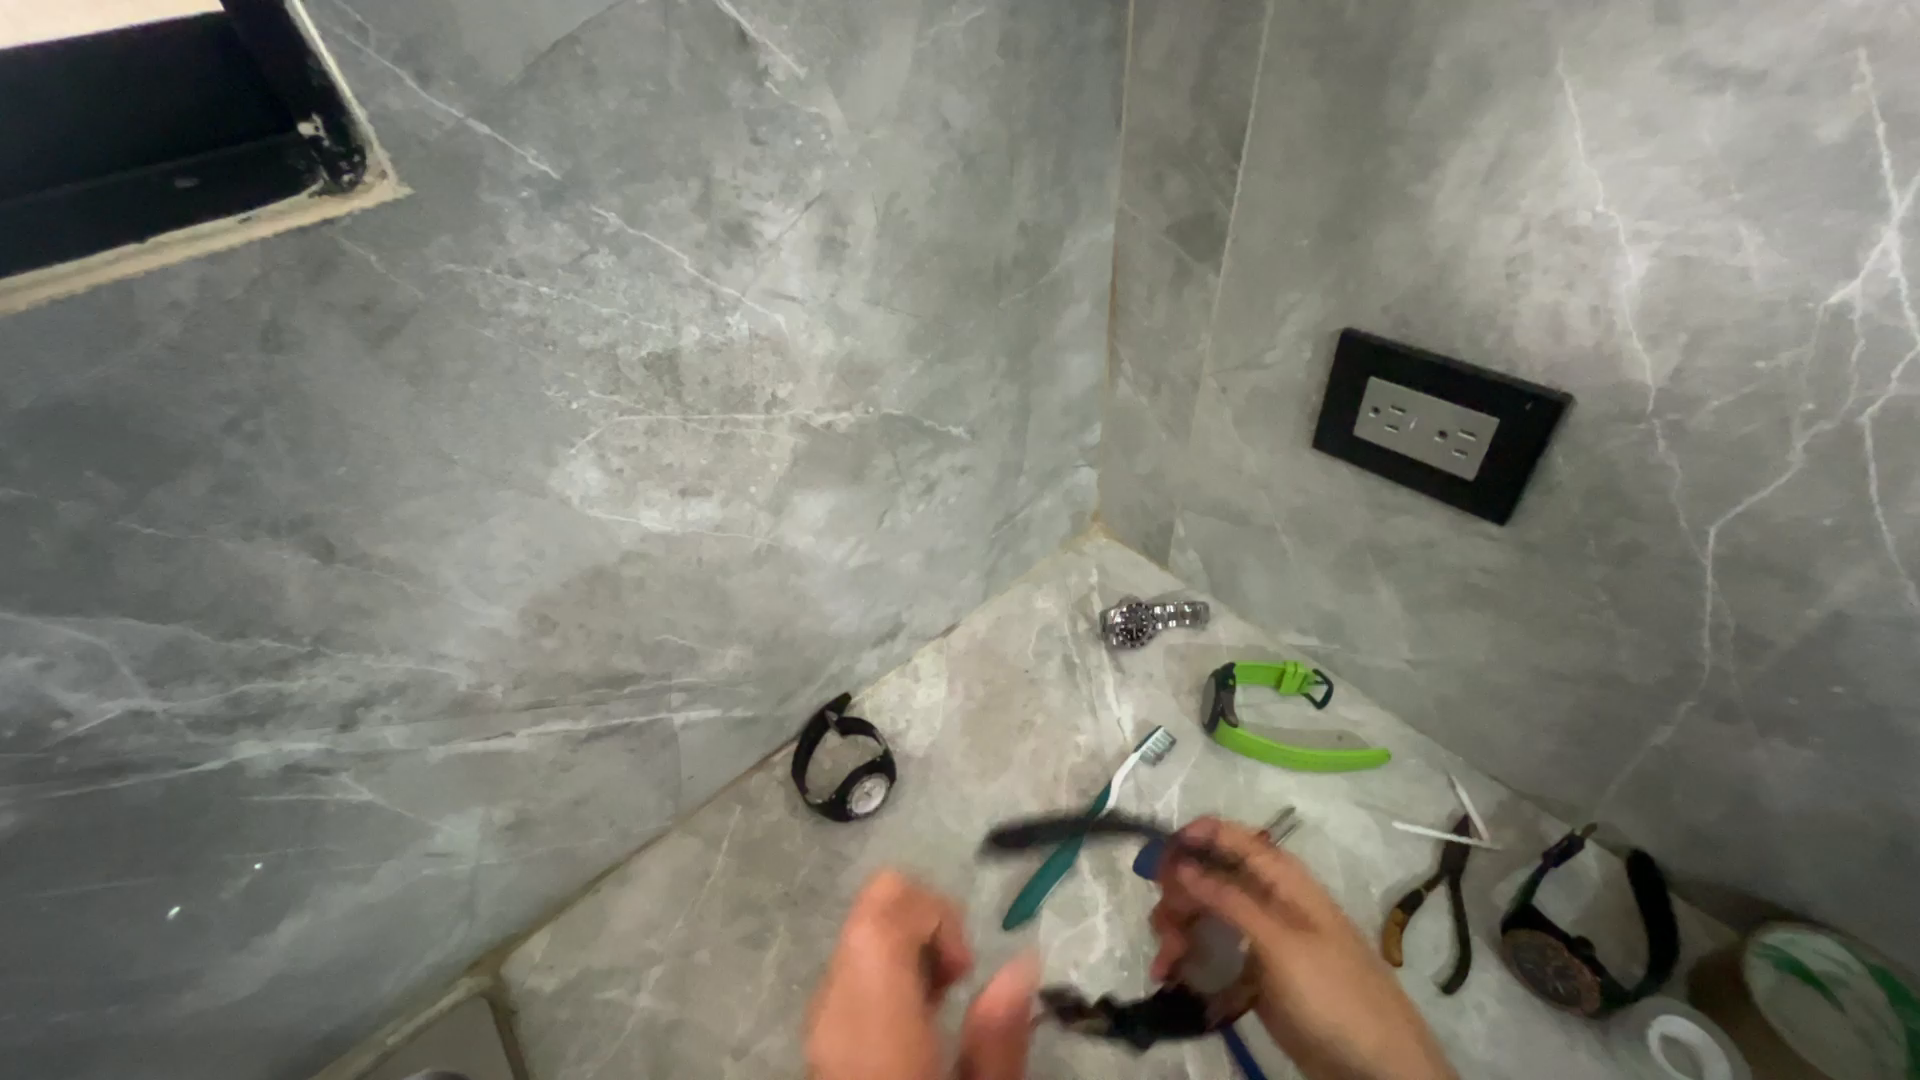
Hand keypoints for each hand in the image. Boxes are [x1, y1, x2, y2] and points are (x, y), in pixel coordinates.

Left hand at [807, 870, 1038, 1079]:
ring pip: (860, 932)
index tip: (966, 966)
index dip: (931, 911)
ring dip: (910, 942)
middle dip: (925, 920)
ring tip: (944, 998)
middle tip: (958, 978)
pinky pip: (854, 963)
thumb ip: (999, 1036)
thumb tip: (1023, 962)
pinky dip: (891, 966)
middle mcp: (834, 1006)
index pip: (880, 913)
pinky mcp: (821, 1029)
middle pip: (870, 911)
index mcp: (872, 1022)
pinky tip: (918, 1013)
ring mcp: (820, 1016)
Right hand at [1151, 818, 1456, 1079]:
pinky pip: (1212, 957)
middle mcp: (1269, 902)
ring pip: (1206, 918)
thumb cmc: (1334, 994)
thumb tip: (1180, 862)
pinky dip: (1189, 964)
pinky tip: (1172, 980)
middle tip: (1162, 927)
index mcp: (1283, 881)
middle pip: (1210, 879)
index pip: (1232, 839)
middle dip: (1179, 897)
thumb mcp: (1280, 943)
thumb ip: (1229, 899)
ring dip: (1179, 933)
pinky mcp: (1255, 976)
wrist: (1380, 1071)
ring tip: (1165, 965)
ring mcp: (1261, 940)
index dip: (1194, 839)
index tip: (1158, 859)